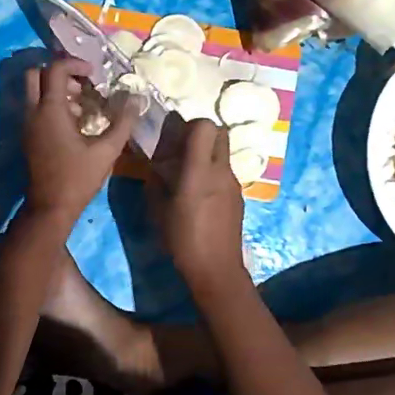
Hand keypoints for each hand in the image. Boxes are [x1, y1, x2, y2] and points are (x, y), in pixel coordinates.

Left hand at [23, 59, 143, 222]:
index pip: (55, 69)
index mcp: (50, 110)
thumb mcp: (107, 150)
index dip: (75, 64)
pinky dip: (52, 105)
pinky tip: (75, 124)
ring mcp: (27, 125)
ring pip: (34, 92)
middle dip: (59, 73)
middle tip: (82, 86)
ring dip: (56, 90)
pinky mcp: (28, 136)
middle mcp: (33, 112)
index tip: (94, 74)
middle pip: (35, 74)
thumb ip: (123, 122)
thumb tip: (137, 99)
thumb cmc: (78, 178)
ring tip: (84, 107)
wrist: (50, 206)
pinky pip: (35, 108)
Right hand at [149, 118, 246, 286]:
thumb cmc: (182, 240)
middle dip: (201, 135)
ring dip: (206, 156)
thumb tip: (156, 168)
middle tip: (182, 152)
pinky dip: (212, 175)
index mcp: (199, 171)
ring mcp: (234, 183)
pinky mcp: (239, 197)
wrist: (217, 269)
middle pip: (220, 132)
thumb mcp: (157, 211)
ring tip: (187, 178)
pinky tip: (200, 198)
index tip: (174, 139)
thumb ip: (156, 183)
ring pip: (223, 154)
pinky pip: (225, 174)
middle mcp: (221, 171)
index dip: (189, 125)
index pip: (205, 126)